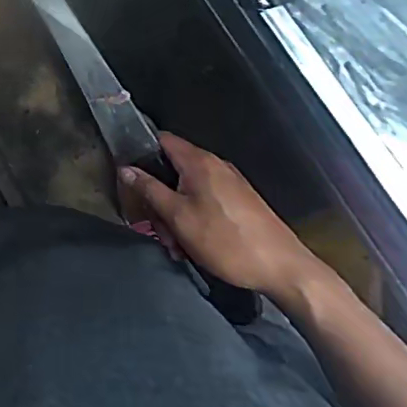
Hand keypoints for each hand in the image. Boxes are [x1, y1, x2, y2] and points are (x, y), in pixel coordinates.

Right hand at [118, 132, 319, 297]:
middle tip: (157, 229)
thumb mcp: (178, 217)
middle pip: (173, 169)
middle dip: (159, 198)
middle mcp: (215, 165)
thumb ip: (149, 189)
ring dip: (175, 214)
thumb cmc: (226, 240)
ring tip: (178, 245)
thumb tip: (126, 168)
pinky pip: (205, 201)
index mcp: (199, 161)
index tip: (128, 175)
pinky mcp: (239, 201)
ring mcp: (229, 183)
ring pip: (188, 189)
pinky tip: (194, 245)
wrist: (281, 266)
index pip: (162, 139)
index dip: (141, 152)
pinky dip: (194, 218)